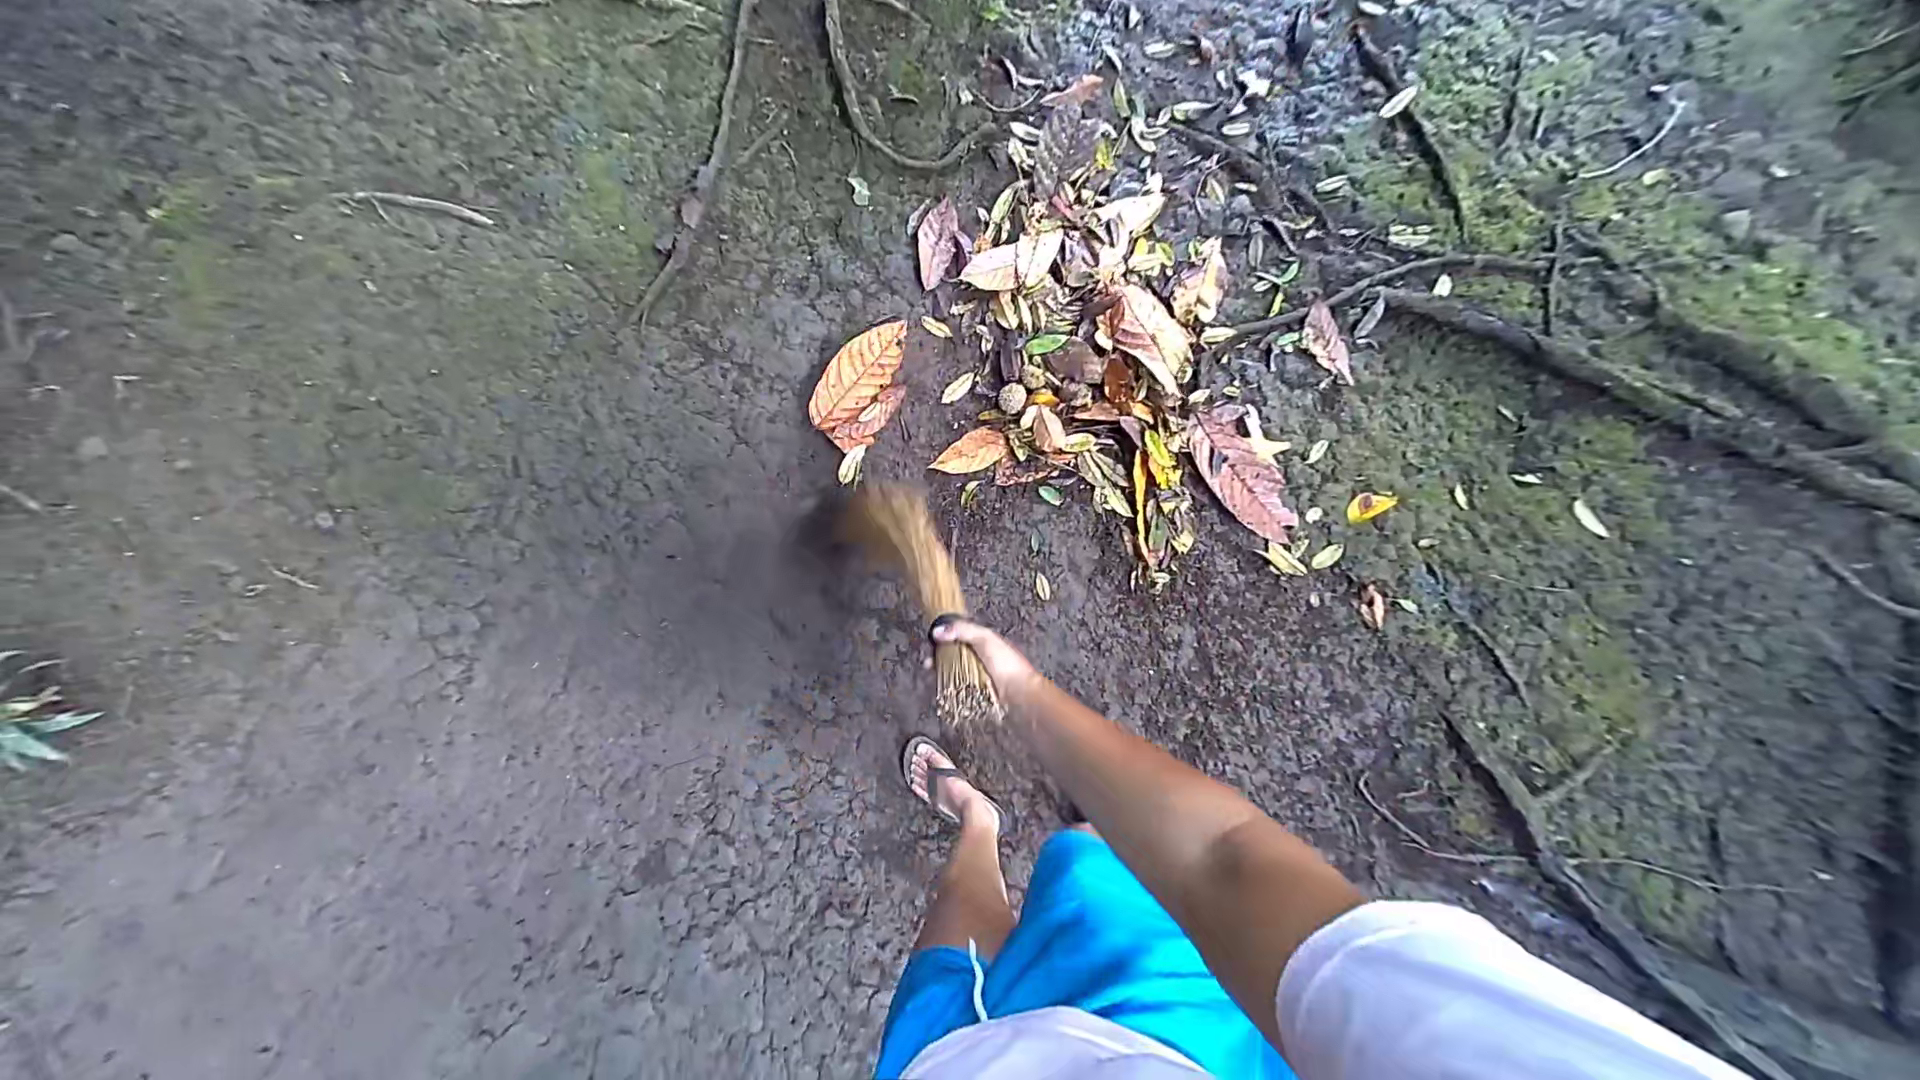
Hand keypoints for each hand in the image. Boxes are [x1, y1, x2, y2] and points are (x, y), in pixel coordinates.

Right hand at [930, 617, 1046, 706]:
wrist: (1019, 691)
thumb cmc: (1007, 663)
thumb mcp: (984, 638)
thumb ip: (962, 630)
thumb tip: (938, 631)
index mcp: (981, 640)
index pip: (956, 634)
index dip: (942, 637)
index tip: (931, 642)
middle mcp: (977, 655)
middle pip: (950, 652)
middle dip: (937, 655)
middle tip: (928, 661)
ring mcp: (975, 673)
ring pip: (950, 669)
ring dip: (939, 670)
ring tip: (931, 673)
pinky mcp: (973, 689)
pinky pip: (955, 684)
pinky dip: (946, 683)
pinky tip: (940, 684)